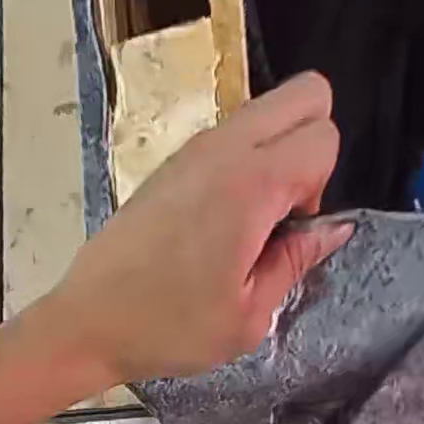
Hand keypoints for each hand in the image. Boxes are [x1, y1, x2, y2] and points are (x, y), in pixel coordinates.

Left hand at [44, 72, 352, 383]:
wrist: (90, 323)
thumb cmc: (171, 329)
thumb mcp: (249, 316)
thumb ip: (296, 261)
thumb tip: (333, 228)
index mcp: (250, 186)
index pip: (324, 135)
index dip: (322, 187)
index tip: (290, 233)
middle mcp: (222, 149)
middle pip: (305, 94)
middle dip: (312, 147)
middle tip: (282, 213)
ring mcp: (191, 149)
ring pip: (265, 113)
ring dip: (275, 157)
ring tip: (247, 227)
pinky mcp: (170, 163)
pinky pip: (229, 138)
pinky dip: (242, 166)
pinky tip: (216, 226)